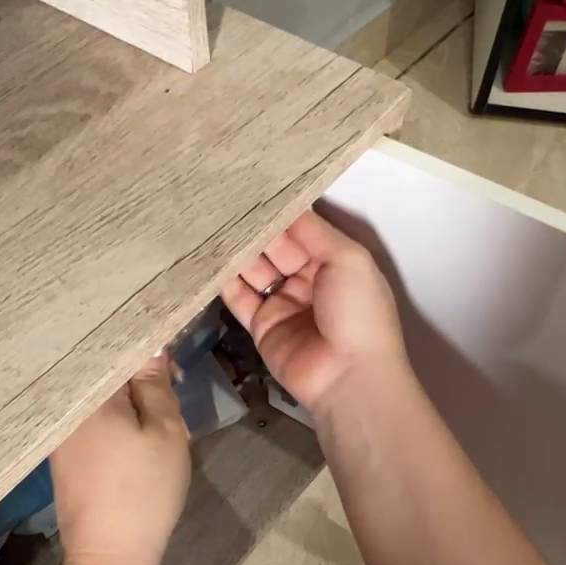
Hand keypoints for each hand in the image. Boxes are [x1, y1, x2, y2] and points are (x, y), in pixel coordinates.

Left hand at [49, 355, 190, 564]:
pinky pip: (88, 420)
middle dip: (134, 372)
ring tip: (156, 404)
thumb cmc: (144, 490)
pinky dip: (110, 417)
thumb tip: (151, 349)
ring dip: (124, 397)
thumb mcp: (165, 432)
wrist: (110, 554)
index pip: (114, 350)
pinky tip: (132, 428)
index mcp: (89, 395)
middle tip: (169, 380)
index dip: (145, 348)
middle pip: (101, 373)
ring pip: (95, 398)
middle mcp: (65, 408)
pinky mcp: (62, 456)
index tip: (170, 355)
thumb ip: (155, 386)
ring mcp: (59, 434)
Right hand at [220, 211, 411, 416]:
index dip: (277, 210)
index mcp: (334, 262)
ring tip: (208, 223)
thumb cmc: (359, 313)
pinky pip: (239, 298)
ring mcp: (283, 304)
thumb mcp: (348, 259)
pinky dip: (223, 280)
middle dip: (252, 228)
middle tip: (221, 202)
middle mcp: (308, 280)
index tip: (249, 187)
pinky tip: (206, 258)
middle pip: (274, 246)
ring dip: (235, 250)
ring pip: (253, 270)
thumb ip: (314, 231)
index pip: (300, 229)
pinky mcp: (262, 326)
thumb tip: (285, 206)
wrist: (349, 377)